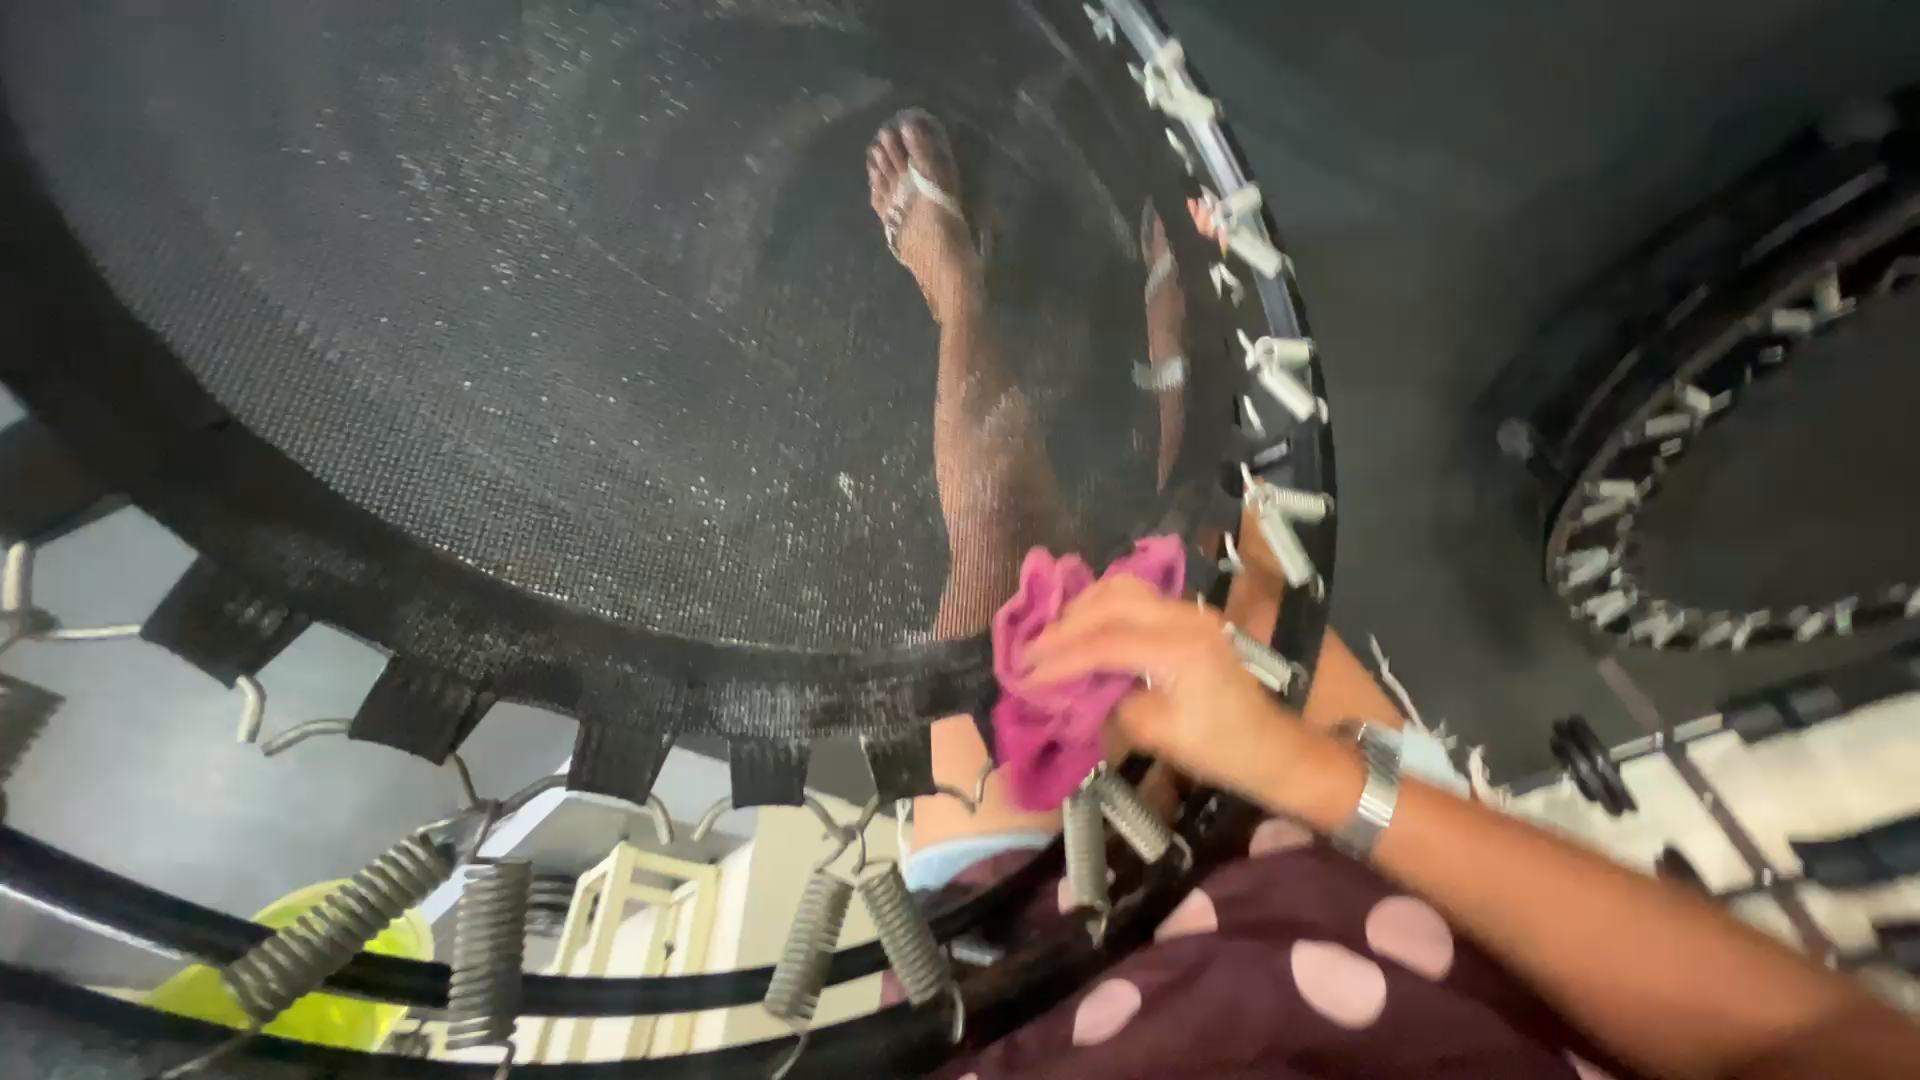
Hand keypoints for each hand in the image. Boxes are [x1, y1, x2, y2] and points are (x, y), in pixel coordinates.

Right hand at [1024, 575, 1315, 801]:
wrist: (1274, 747)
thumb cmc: (1221, 750)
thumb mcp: (1159, 736)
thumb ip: (1112, 703)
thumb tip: (1074, 687)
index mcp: (1180, 649)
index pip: (1105, 642)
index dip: (1061, 657)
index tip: (1027, 675)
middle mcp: (1185, 617)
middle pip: (1109, 602)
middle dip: (1064, 626)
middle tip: (1030, 651)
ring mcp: (1189, 611)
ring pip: (1122, 588)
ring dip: (1082, 607)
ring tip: (1052, 635)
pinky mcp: (1189, 616)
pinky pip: (1136, 595)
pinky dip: (1102, 605)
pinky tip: (1083, 622)